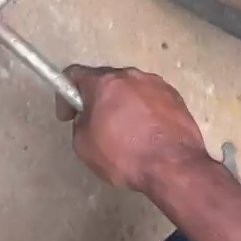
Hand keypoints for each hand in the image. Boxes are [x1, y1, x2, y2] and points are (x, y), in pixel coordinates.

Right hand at [58, 66, 209, 192]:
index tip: (67, 114)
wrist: (174, 166)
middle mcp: (131, 76)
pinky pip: (151, 99)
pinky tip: (147, 133)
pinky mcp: (176, 97)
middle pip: (105, 81)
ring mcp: (157, 84)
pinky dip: (144, 111)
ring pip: (130, 89)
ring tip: (126, 132)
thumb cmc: (125, 155)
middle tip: (96, 125)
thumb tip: (88, 118)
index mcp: (104, 83)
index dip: (64, 94)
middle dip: (97, 99)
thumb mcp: (83, 145)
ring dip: (123, 104)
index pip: (74, 74)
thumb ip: (79, 123)